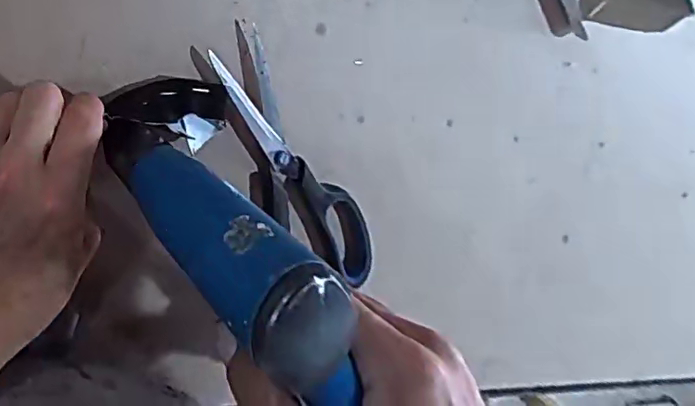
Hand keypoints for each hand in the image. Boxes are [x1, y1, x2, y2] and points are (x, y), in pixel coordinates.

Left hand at [0, 82, 104, 405]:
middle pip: (42, 92)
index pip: (82, 112)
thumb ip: (85, 195)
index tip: (86, 127)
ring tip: (24, 141)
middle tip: (55, 128)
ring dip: (23, 115)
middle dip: (55, 103)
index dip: (89, 112)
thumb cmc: (30, 291)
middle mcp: (16, 169)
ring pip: (8, 100)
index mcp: (56, 192)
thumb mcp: (79, 249)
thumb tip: (84, 158)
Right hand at [226, 293, 478, 404]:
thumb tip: (241, 351)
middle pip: (345, 314)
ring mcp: (449, 369)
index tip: (275, 353)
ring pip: (367, 334)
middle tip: (312, 400)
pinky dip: (370, 379)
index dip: (291, 326)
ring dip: (342, 368)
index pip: (325, 299)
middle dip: (316, 352)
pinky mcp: (452, 384)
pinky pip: (392, 356)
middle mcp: (436, 354)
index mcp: (411, 363)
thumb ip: (268, 394)